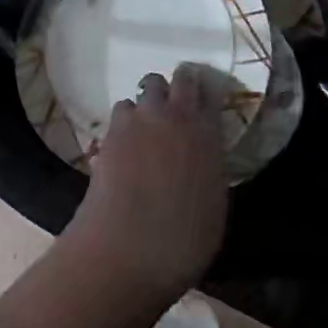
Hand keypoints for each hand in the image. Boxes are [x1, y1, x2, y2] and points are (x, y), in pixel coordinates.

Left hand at [65, 63, 227, 295]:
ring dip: (150, 102)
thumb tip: (204, 160)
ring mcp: (140, 120)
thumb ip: (211, 171)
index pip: (212, 93)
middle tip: (178, 107)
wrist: (125, 250)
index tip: (207, 104)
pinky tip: (125, 144)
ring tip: (148, 128)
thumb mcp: (215, 208)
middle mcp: (175, 116)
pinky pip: (122, 110)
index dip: (208, 94)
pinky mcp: (112, 131)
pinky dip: (126, 121)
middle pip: (180, 77)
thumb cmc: (182, 243)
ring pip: (147, 88)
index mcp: (207, 133)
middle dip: (181, 85)